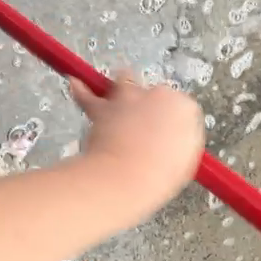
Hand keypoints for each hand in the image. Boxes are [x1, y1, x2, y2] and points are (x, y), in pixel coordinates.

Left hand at [68, 75, 203, 212]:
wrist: (128, 178)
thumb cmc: (160, 177)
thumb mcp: (183, 165)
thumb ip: (179, 147)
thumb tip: (170, 148)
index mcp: (186, 109)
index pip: (181, 108)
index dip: (169, 122)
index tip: (163, 136)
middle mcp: (159, 95)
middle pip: (154, 93)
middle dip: (148, 106)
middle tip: (141, 129)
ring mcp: (129, 98)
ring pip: (125, 81)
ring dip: (121, 88)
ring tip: (114, 97)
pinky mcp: (103, 107)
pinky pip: (89, 94)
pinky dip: (81, 88)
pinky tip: (75, 82)